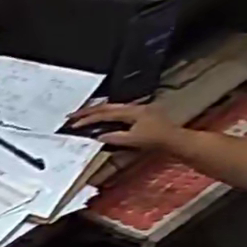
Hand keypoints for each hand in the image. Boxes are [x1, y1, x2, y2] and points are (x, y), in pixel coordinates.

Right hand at [66, 102, 192, 154]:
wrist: (176, 140)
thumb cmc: (155, 140)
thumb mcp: (133, 140)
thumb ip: (114, 137)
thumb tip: (97, 136)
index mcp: (134, 112)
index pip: (106, 114)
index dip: (89, 119)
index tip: (73, 125)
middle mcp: (136, 107)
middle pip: (108, 106)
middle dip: (88, 111)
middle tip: (71, 116)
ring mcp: (140, 109)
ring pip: (113, 106)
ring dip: (96, 110)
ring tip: (81, 114)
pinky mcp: (140, 113)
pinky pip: (118, 110)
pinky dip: (105, 112)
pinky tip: (99, 116)